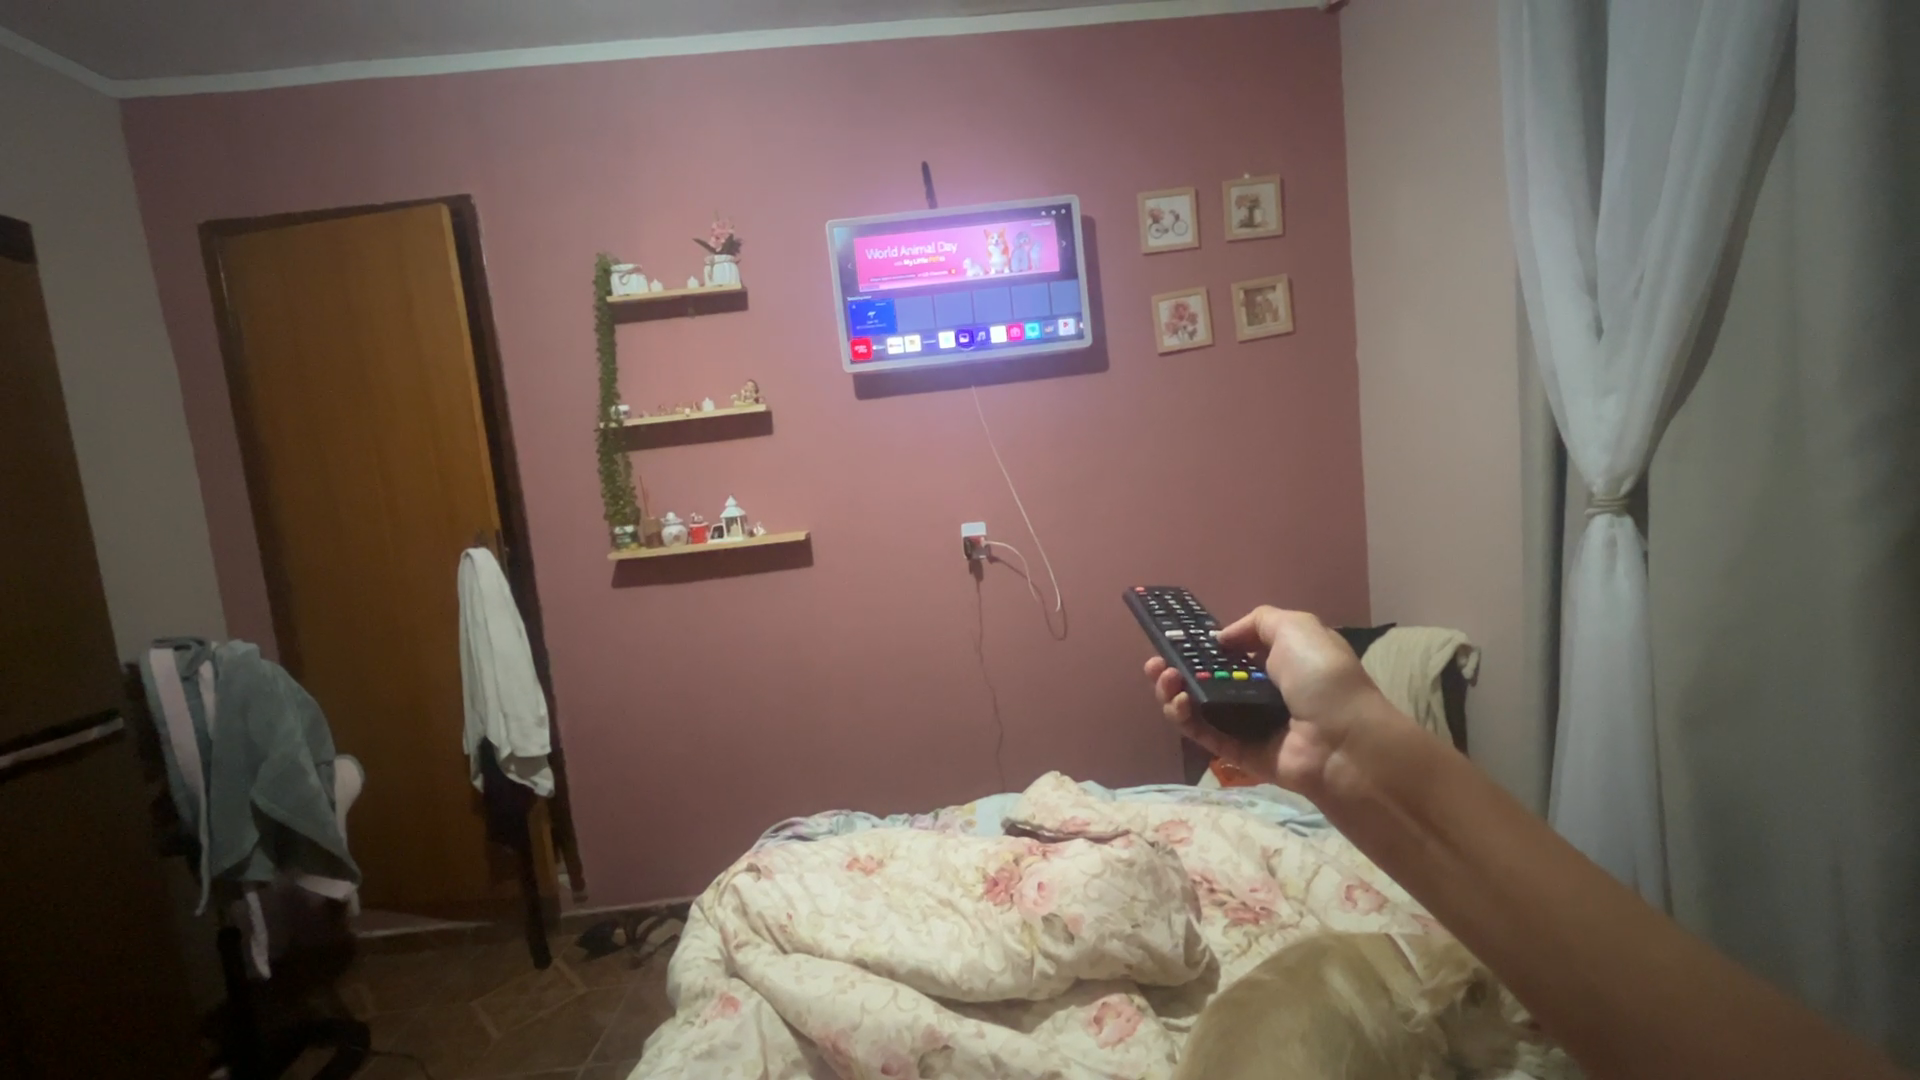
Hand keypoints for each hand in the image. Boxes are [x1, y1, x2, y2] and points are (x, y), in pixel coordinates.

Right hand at [1145, 606, 1389, 798]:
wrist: (1344, 741)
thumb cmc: (1322, 677)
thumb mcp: (1296, 627)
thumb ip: (1256, 622)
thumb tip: (1222, 639)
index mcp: (1278, 664)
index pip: (1231, 655)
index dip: (1203, 648)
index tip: (1178, 642)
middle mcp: (1262, 694)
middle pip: (1207, 682)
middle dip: (1177, 670)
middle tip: (1156, 664)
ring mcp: (1250, 725)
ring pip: (1200, 709)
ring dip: (1174, 692)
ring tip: (1165, 679)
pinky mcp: (1240, 754)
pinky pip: (1205, 735)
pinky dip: (1185, 719)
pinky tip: (1177, 702)